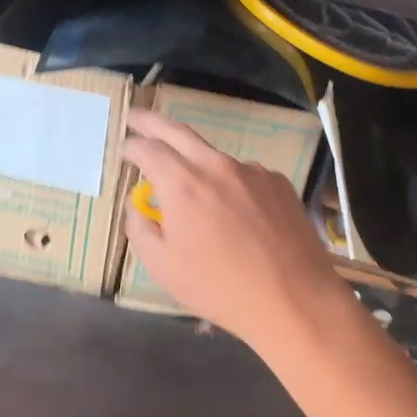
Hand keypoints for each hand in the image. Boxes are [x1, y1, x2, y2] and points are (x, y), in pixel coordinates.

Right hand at [122, 110, 347, 354]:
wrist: (293, 298)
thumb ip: (140, 228)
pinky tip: (237, 216)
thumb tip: (140, 205)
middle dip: (152, 122)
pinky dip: (230, 186)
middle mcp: (217, 166)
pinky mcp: (278, 182)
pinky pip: (244, 176)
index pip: (148, 149)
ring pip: (215, 158)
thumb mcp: (162, 266)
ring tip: (193, 194)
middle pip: (178, 132)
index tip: (123, 147)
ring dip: (196, 164)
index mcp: (183, 184)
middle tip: (136, 118)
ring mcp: (253, 170)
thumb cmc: (219, 287)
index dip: (131, 146)